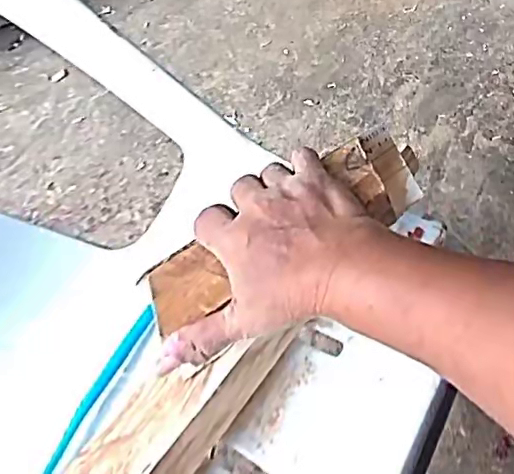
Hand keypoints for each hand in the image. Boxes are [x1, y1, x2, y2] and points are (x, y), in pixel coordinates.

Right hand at [159, 147, 375, 369]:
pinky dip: (302, 159)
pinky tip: (304, 167)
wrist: (345, 265)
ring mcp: (289, 190)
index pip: (205, 219)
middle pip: (238, 187)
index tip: (220, 231)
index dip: (212, 224)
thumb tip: (168, 356)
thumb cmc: (300, 289)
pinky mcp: (318, 180)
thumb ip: (202, 336)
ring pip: (269, 171)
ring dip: (273, 179)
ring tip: (281, 193)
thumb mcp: (244, 321)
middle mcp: (258, 208)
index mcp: (233, 238)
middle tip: (255, 213)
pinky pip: (304, 156)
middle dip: (244, 197)